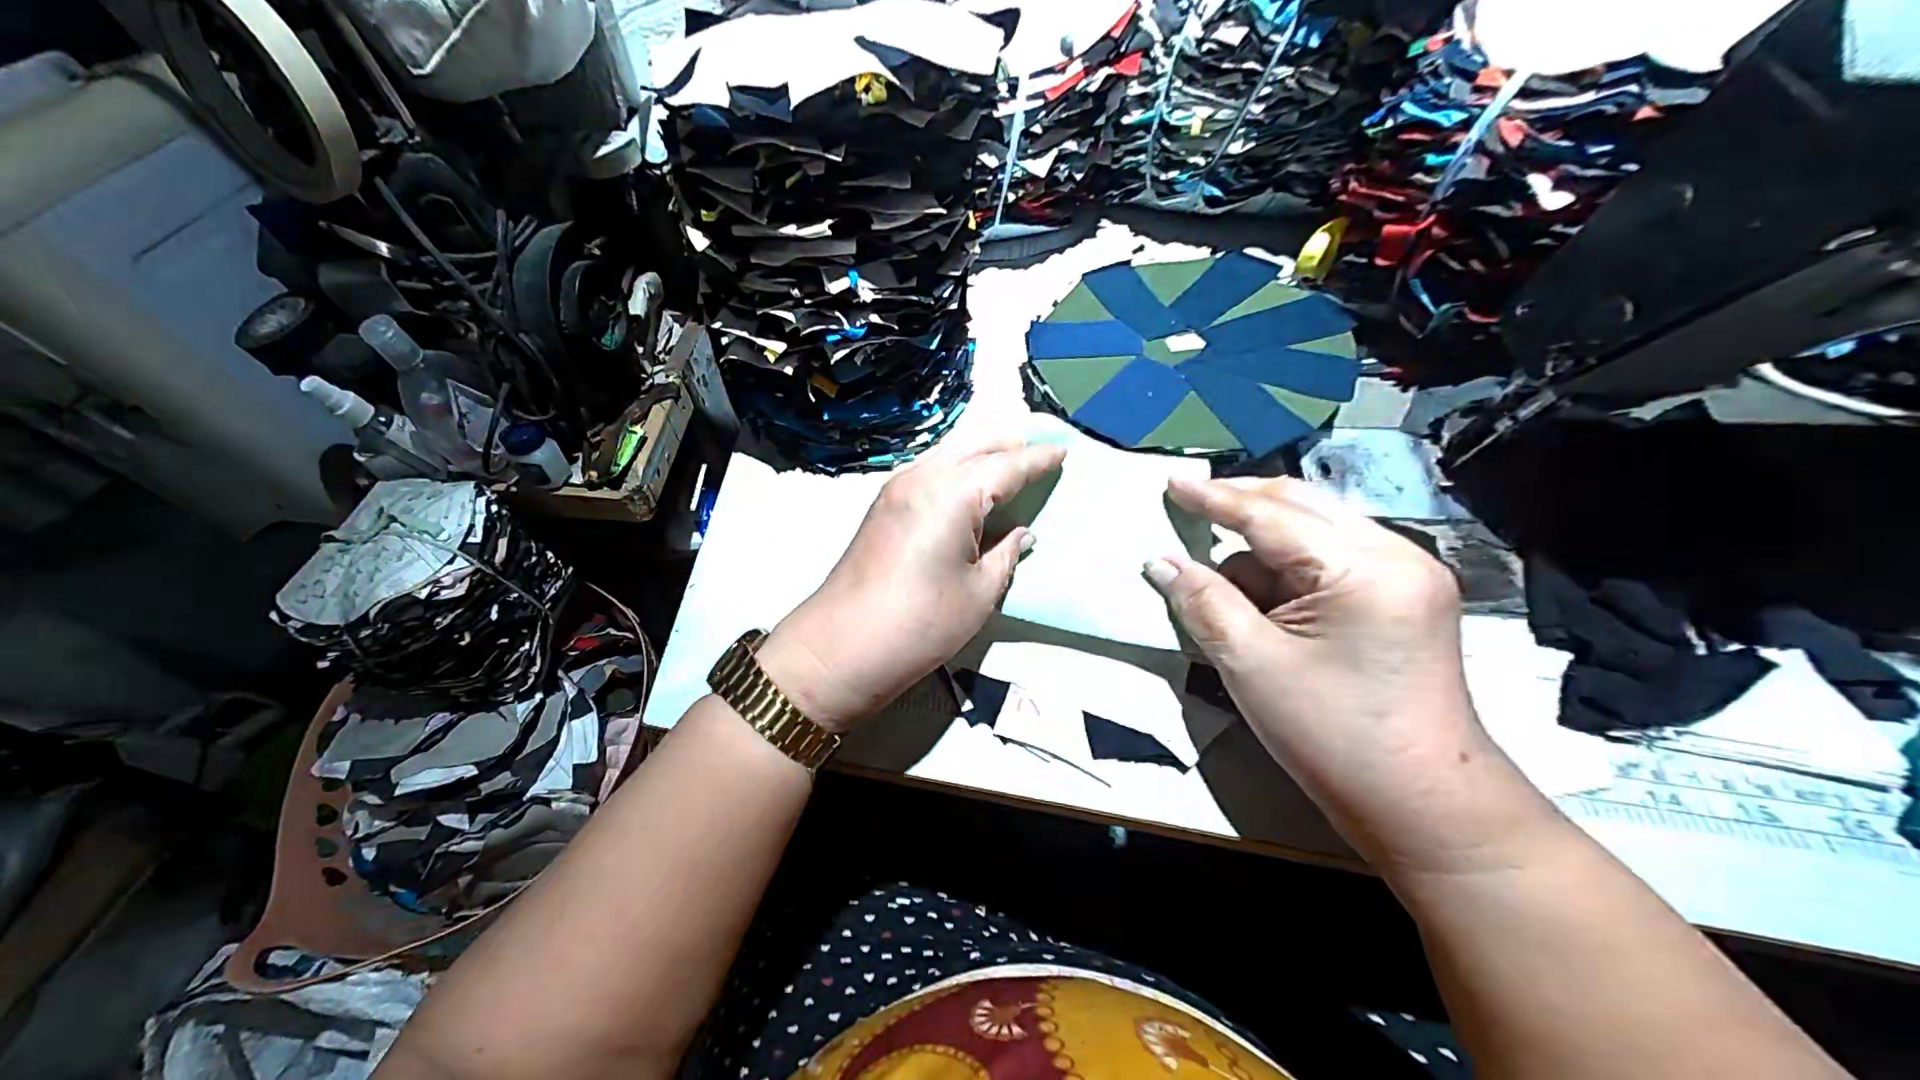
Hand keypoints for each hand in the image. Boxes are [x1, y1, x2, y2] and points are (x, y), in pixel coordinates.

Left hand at [754, 437, 1066, 732]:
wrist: (842, 645)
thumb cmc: (921, 622)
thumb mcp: (980, 592)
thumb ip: (1005, 553)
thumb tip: (1020, 533)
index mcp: (952, 492)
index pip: (1006, 465)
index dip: (1038, 459)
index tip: (1062, 451)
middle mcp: (922, 476)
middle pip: (974, 446)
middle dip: (1009, 445)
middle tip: (1039, 451)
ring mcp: (897, 488)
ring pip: (949, 454)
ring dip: (980, 454)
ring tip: (1009, 463)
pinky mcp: (883, 505)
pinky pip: (930, 471)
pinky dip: (957, 469)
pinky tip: (970, 486)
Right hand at [1148, 476, 1553, 872]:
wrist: (1422, 806)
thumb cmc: (1333, 736)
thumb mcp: (1252, 665)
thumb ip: (1204, 602)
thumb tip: (1162, 563)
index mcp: (1365, 567)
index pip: (1273, 517)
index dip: (1215, 499)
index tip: (1173, 483)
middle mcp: (1397, 554)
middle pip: (1303, 507)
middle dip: (1243, 507)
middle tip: (1189, 504)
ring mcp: (1408, 575)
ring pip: (1317, 533)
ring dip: (1263, 547)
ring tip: (1222, 582)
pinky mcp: (1405, 599)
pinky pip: (1333, 561)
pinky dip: (1289, 571)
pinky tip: (1261, 599)